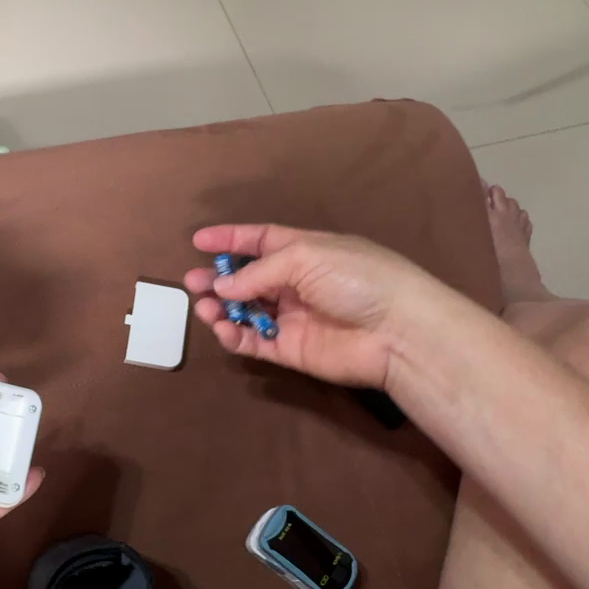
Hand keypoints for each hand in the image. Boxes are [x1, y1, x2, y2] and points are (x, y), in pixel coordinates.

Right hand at [183, 224, 428, 388]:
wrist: (397, 331)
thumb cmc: (357, 279)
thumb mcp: (306, 257)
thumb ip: (259, 271)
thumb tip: (223, 285)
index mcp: (305, 251)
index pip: (260, 240)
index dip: (230, 239)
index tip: (198, 241)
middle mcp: (296, 283)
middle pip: (247, 278)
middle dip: (218, 278)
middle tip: (191, 282)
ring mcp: (292, 317)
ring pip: (246, 311)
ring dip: (221, 307)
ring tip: (203, 307)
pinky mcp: (291, 350)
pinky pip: (254, 341)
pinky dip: (235, 336)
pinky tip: (223, 328)